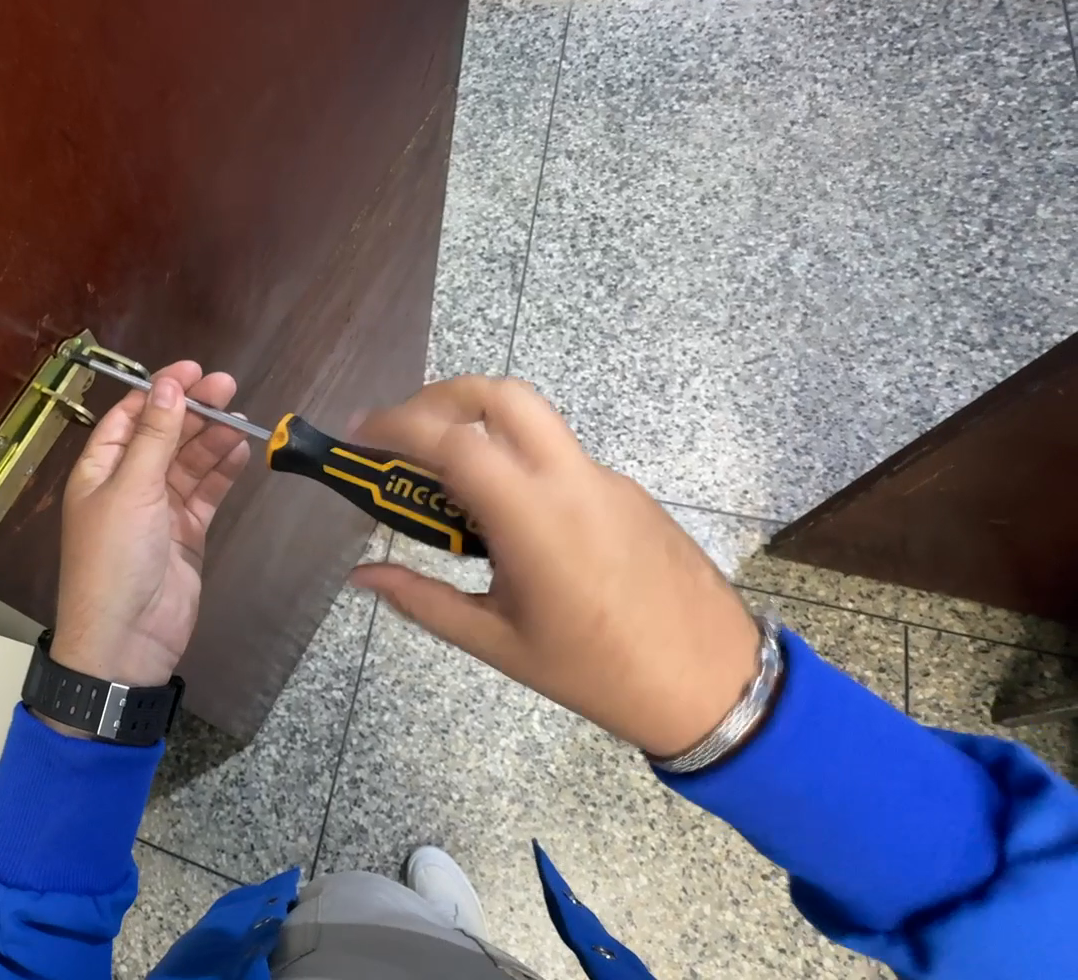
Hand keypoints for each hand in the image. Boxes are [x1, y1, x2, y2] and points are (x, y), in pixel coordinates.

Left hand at [52, 361, 251, 689]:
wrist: (127, 639)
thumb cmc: (115, 558)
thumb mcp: (131, 489)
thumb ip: (154, 436)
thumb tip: (167, 384)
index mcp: (99, 470)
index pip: (129, 417)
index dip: (159, 391)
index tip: (194, 371)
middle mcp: (127, 485)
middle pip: (162, 435)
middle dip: (192, 410)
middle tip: (229, 387)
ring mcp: (158, 510)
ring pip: (187, 463)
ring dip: (211, 439)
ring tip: (240, 415)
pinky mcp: (185, 533)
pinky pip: (205, 494)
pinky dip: (221, 473)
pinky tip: (240, 451)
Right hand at [348, 377, 759, 757]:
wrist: (722, 688)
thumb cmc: (598, 672)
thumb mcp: (496, 642)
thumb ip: (421, 601)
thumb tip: (362, 575)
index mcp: (535, 519)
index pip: (456, 442)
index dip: (398, 426)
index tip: (360, 435)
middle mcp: (572, 482)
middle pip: (502, 396)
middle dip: (440, 397)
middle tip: (403, 432)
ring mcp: (605, 482)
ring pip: (531, 423)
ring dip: (477, 430)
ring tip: (444, 485)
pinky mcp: (626, 493)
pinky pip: (557, 457)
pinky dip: (514, 464)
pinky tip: (505, 521)